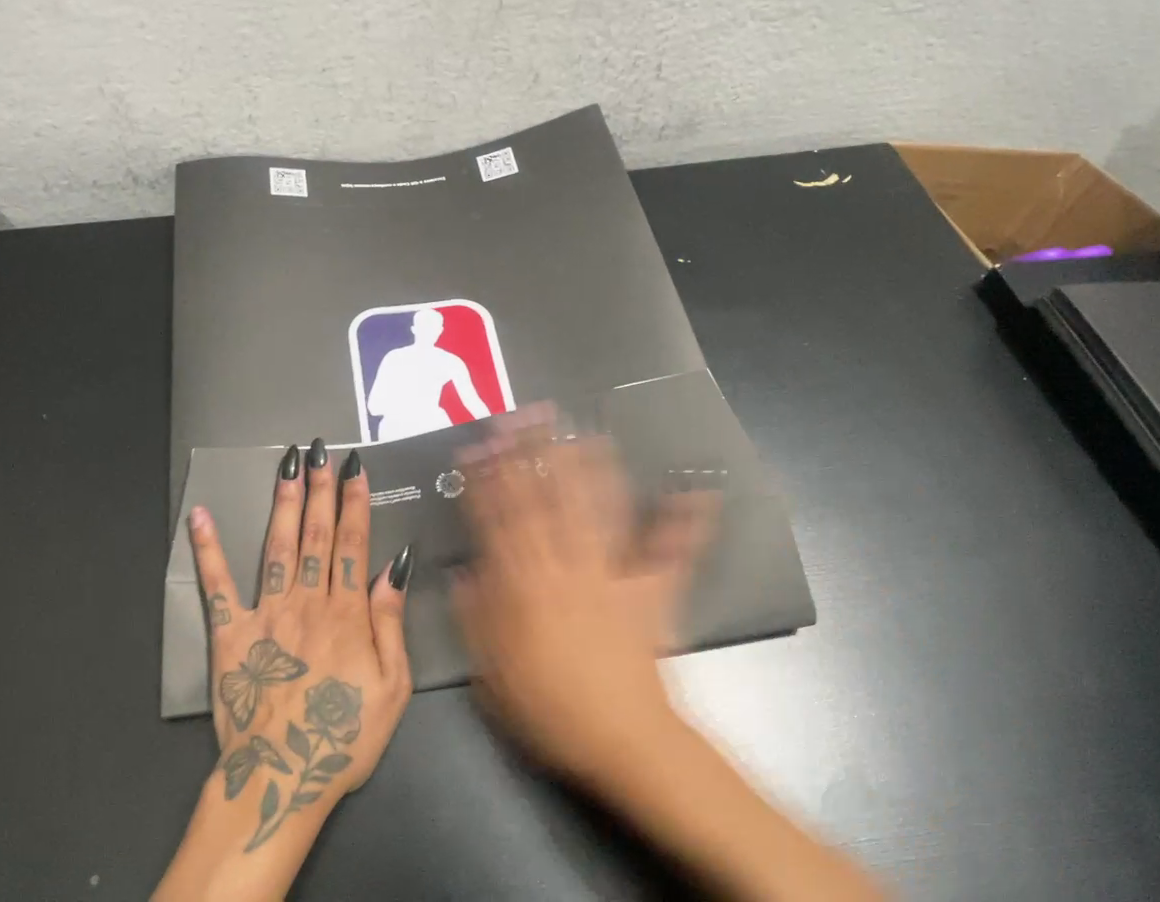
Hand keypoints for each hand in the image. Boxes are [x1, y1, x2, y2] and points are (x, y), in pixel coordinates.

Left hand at [155, 441, 413, 900]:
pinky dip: (209, 549)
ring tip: (286, 466)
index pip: (352, 544)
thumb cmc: (342, 738)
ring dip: (282, 503)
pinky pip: (218, 585)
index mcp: (347, 615)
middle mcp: (307, 602)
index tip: (354, 468)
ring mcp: (266, 614)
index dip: (355, 503)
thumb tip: (394, 568)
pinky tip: (201, 516)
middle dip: (319, 488)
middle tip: (318, 450)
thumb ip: (391, 624)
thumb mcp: (392, 687)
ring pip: (278, 546)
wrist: (282, 775)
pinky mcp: (230, 633)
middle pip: (315, 534)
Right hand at [453, 410, 888, 901]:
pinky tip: (694, 490)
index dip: (487, 481)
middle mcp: (566, 569)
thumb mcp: (494, 674)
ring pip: (596, 510)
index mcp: (525, 588)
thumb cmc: (552, 713)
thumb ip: (477, 618)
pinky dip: (685, 521)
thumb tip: (465, 571)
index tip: (479, 446)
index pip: (500, 522)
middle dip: (534, 454)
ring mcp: (612, 576)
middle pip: (546, 501)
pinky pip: (670, 552)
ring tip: (583, 428)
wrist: (627, 744)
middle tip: (527, 414)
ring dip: (589, 467)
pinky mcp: (651, 592)